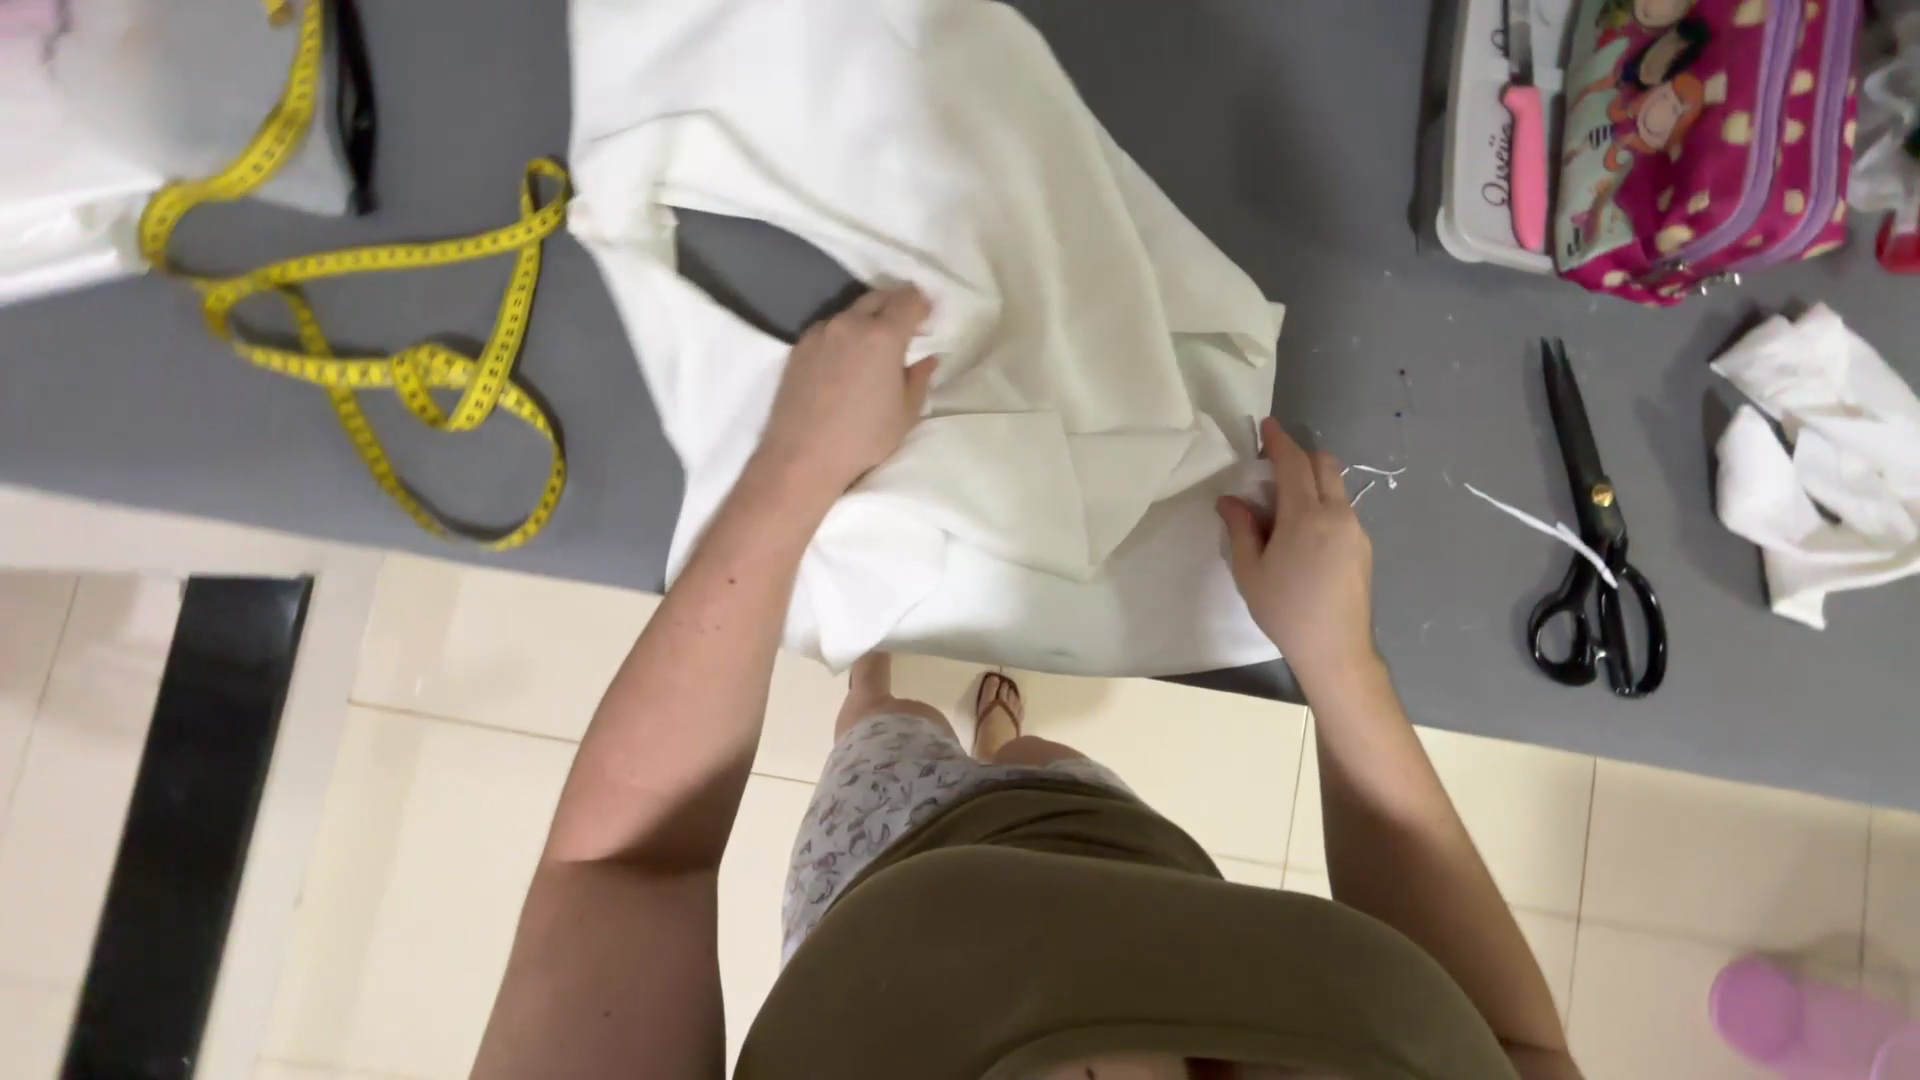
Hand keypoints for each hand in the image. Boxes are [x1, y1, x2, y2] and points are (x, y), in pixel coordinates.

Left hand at [753, 285, 938, 502]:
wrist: (802, 456)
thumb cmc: (863, 438)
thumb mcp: (905, 414)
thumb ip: (919, 379)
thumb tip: (927, 359)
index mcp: (883, 336)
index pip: (909, 299)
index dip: (922, 305)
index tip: (927, 320)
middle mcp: (850, 323)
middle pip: (878, 297)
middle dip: (896, 306)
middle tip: (905, 330)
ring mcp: (820, 332)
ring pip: (851, 312)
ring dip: (867, 320)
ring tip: (871, 349)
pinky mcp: (798, 347)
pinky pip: (828, 329)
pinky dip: (842, 335)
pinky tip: (844, 362)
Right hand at [1217, 417, 1377, 682]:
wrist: (1335, 648)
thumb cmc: (1284, 610)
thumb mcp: (1249, 570)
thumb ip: (1241, 528)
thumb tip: (1230, 500)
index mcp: (1306, 516)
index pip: (1294, 464)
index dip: (1279, 440)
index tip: (1266, 425)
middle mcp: (1338, 515)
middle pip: (1324, 465)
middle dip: (1299, 456)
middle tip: (1271, 466)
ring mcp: (1356, 530)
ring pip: (1336, 487)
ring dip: (1311, 482)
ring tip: (1282, 507)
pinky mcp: (1364, 547)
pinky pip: (1342, 510)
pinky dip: (1322, 504)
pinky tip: (1302, 534)